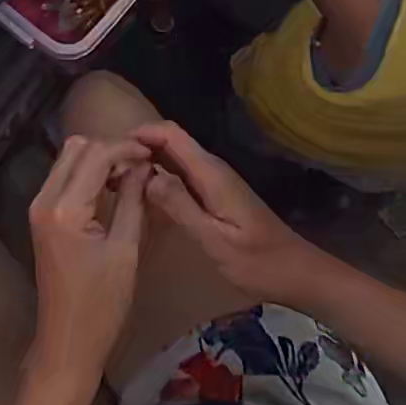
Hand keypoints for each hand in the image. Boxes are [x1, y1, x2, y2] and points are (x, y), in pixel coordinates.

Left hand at [19, 136, 150, 404]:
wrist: (66, 346)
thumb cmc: (101, 306)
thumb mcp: (125, 251)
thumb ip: (132, 200)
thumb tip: (143, 166)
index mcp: (65, 208)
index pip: (95, 155)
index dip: (125, 148)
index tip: (150, 153)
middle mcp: (45, 199)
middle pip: (76, 147)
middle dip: (109, 147)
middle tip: (139, 163)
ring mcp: (39, 205)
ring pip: (69, 158)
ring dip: (98, 157)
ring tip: (129, 172)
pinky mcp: (42, 214)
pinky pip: (65, 175)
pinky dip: (88, 171)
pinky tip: (111, 185)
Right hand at [132, 121, 335, 310]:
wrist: (296, 272)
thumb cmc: (257, 261)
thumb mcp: (215, 241)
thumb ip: (181, 207)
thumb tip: (147, 176)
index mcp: (210, 173)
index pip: (171, 134)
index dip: (142, 132)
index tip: (114, 148)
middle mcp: (211, 167)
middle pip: (170, 140)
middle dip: (139, 145)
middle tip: (109, 166)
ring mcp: (213, 179)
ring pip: (174, 156)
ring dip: (148, 159)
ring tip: (119, 177)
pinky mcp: (214, 191)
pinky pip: (182, 172)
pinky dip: (160, 174)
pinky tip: (145, 192)